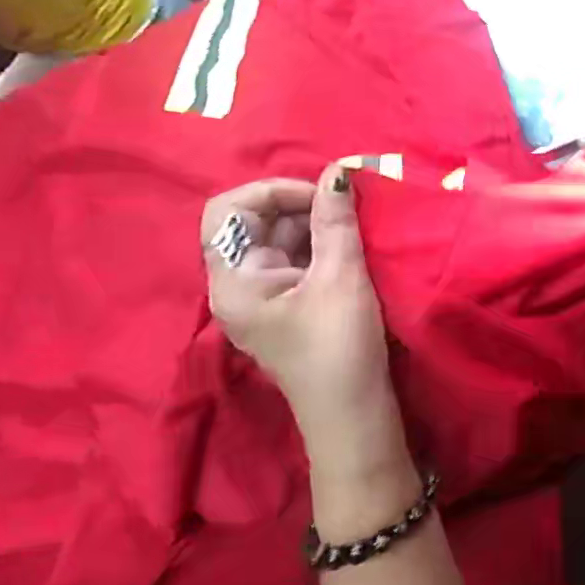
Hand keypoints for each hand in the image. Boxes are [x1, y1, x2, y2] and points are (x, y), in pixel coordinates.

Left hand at [201, 166, 390, 428]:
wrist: (354, 413)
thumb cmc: (338, 346)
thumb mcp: (341, 276)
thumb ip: (336, 220)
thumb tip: (339, 170)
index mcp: (233, 280)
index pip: (227, 210)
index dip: (272, 191)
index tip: (320, 198)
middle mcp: (239, 283)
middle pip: (256, 221)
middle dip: (303, 205)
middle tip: (348, 207)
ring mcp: (265, 294)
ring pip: (282, 237)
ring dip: (318, 223)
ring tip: (357, 223)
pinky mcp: (290, 302)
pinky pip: (299, 258)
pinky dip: (323, 243)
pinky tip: (354, 243)